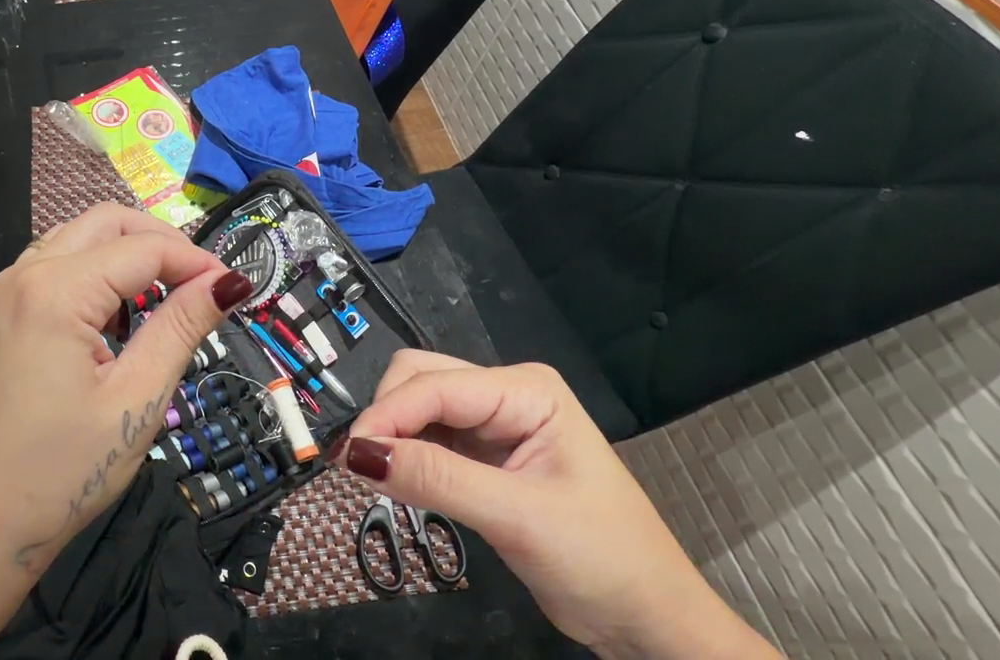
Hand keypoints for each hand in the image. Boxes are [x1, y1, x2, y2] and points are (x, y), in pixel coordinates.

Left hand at [0, 205, 253, 659]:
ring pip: (75, 239)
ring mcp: (0, 294)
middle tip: (201, 286)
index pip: (142, 248)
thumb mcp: (135, 401)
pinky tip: (113, 320)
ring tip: (163, 301)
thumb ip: (181, 328)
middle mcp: (21, 275)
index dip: (195, 262)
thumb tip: (231, 283)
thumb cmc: (60, 475)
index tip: (234, 290)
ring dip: (124, 254)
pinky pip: (51, 267)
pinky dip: (91, 273)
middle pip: (105, 222)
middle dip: (160, 242)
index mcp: (54, 291)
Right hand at [339, 351, 780, 659]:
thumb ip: (438, 479)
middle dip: (387, 416)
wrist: (650, 618)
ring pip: (420, 407)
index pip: (434, 385)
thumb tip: (358, 454)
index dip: (387, 414)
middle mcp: (506, 394)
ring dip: (394, 435)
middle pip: (420, 380)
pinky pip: (430, 439)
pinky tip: (400, 480)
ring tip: (377, 478)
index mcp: (526, 390)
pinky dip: (407, 455)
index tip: (348, 457)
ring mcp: (496, 423)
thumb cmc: (603, 560)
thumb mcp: (518, 518)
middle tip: (361, 468)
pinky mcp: (485, 456)